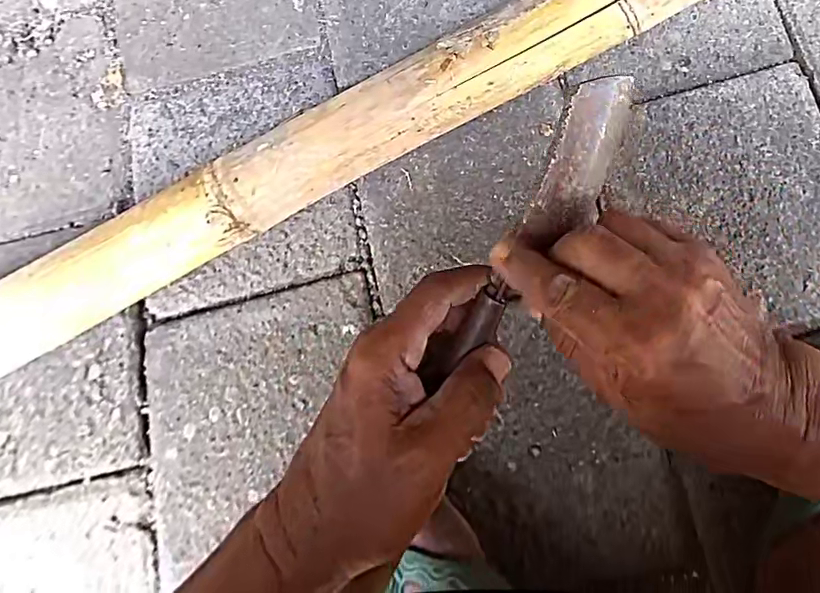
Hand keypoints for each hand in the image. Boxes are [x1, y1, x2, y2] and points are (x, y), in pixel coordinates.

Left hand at [250, 266, 511, 590]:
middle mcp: (377, 353)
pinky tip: (452, 430)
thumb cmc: (356, 502)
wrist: (315, 538)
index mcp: (383, 353)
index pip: (434, 292)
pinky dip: (448, 391)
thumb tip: (495, 360)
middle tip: (494, 376)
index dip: (473, 281)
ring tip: (468, 422)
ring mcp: (378, 372)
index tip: (504, 282)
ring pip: (436, 348)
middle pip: (438, 318)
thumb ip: (469, 398)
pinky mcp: (382, 393)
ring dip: (463, 375)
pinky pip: (425, 373)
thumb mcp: (430, 451)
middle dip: (474, 341)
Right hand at [490, 210, 814, 476]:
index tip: (506, 253)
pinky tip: (624, 258)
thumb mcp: (620, 397)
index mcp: (635, 343)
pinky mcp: (702, 251)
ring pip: (610, 222)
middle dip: (555, 249)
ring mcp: (686, 268)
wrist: (774, 403)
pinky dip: (623, 235)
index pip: (559, 287)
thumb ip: (572, 339)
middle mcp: (660, 297)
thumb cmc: (699, 415)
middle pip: (581, 242)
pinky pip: (643, 222)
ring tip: (589, 261)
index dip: (523, 265)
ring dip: (589, 239)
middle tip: (549, 261)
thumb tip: (541, 298)